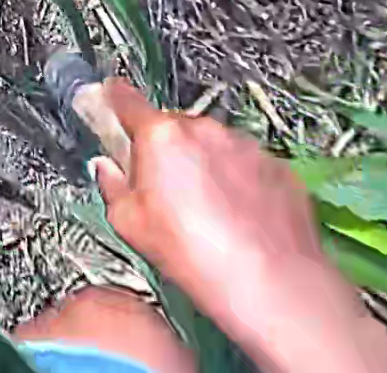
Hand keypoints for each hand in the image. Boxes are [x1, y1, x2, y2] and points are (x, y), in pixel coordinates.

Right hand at [92, 81, 386, 372]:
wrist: (279, 291)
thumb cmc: (200, 257)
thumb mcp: (128, 223)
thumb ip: (109, 183)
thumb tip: (107, 169)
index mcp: (159, 134)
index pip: (124, 97)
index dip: (112, 97)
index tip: (109, 99)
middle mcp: (202, 129)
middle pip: (168, 125)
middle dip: (163, 147)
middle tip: (162, 187)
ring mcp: (244, 146)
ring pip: (208, 143)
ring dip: (201, 162)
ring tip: (205, 208)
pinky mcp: (278, 168)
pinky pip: (245, 163)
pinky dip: (237, 179)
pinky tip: (236, 216)